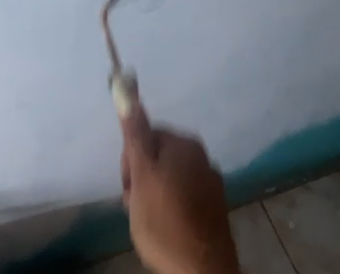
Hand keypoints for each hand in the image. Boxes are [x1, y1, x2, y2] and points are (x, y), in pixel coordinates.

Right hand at [120, 96, 239, 273]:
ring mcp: (211, 184)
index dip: (131, 160)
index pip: (146, 135)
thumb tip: (125, 83)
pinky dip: (172, 208)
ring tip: (148, 219)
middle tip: (135, 204)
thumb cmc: (164, 221)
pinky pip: (184, 197)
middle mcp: (202, 157)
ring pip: (170, 179)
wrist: (202, 272)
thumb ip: (134, 133)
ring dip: (154, 194)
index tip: (128, 185)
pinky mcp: (214, 209)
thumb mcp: (141, 175)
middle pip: (158, 156)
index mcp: (185, 144)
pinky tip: (166, 228)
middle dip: (142, 178)